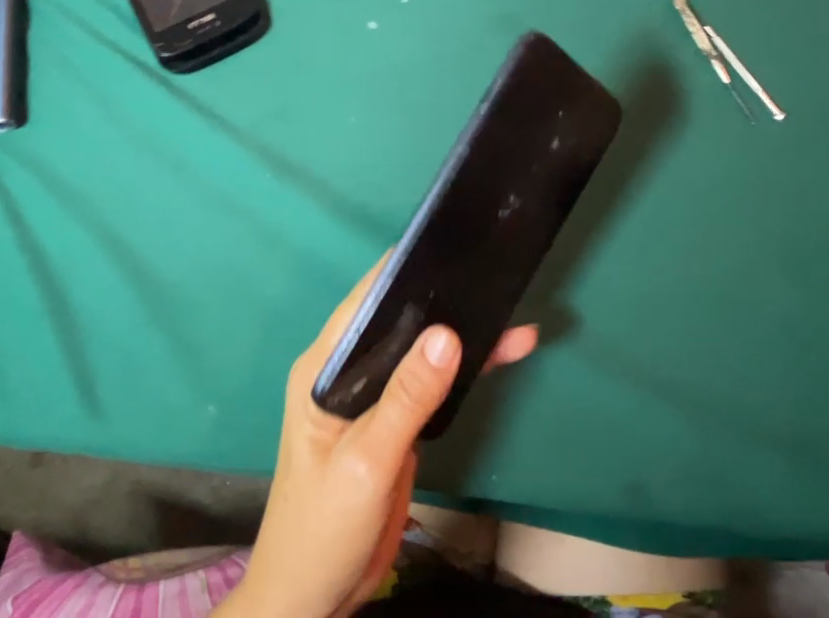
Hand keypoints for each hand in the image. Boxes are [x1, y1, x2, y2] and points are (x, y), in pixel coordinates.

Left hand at [219, 258, 538, 617]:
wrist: (315, 595)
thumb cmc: (323, 525)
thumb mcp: (367, 461)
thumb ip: (406, 399)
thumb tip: (448, 334)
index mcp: (322, 370)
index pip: (363, 305)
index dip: (402, 274)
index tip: (448, 246)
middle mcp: (344, 375)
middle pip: (395, 324)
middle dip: (441, 301)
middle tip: (492, 273)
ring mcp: (371, 400)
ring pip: (418, 354)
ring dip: (460, 336)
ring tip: (514, 316)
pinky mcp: (393, 425)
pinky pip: (430, 387)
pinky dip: (464, 372)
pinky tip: (500, 356)